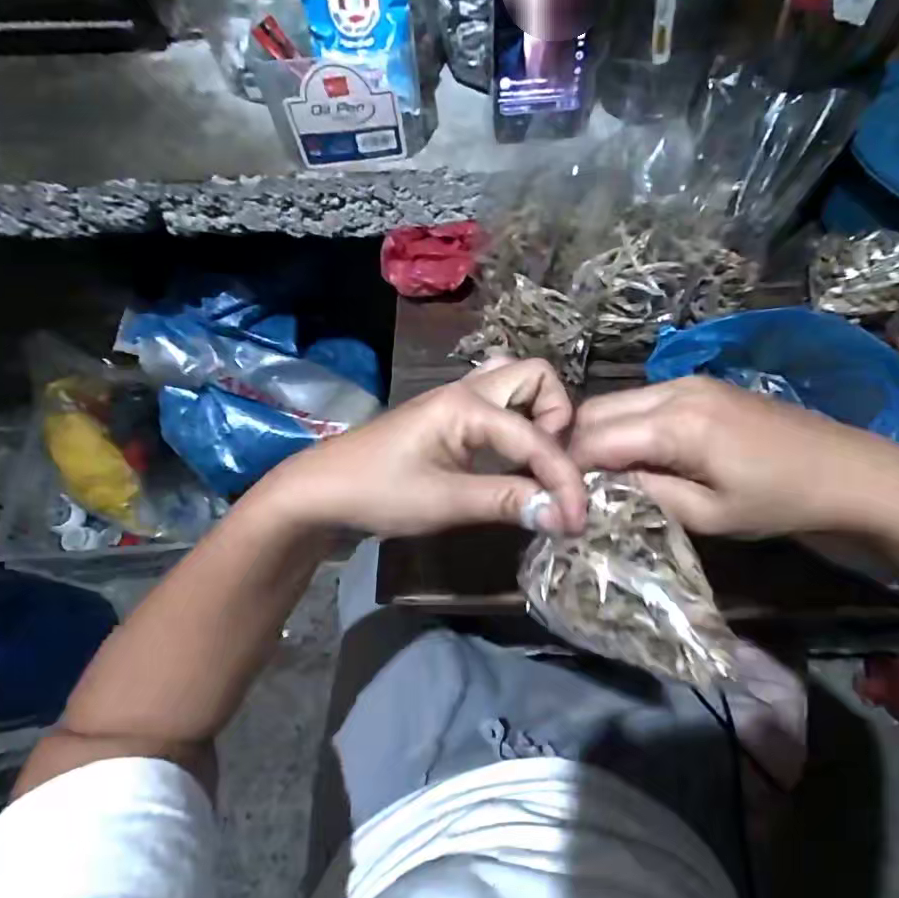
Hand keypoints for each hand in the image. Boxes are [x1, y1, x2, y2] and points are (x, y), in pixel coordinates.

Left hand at [252, 357, 588, 537]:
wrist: (321, 490)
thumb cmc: (378, 492)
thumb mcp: (446, 502)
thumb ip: (508, 502)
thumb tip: (564, 515)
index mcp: (467, 405)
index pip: (536, 437)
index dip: (564, 480)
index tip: (577, 520)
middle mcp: (466, 391)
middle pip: (535, 377)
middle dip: (557, 418)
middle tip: (549, 467)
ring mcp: (454, 402)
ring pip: (514, 385)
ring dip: (536, 416)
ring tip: (535, 462)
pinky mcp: (446, 420)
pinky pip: (496, 406)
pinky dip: (515, 425)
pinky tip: (509, 461)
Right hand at [567, 376, 898, 537]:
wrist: (851, 472)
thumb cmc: (780, 502)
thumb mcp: (708, 515)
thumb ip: (645, 495)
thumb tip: (598, 487)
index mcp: (676, 424)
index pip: (593, 438)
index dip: (568, 468)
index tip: (560, 498)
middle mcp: (675, 390)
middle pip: (595, 410)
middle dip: (575, 447)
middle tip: (575, 487)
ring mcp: (688, 382)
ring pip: (614, 402)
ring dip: (598, 435)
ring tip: (601, 474)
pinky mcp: (700, 385)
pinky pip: (640, 400)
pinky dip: (624, 426)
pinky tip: (633, 455)